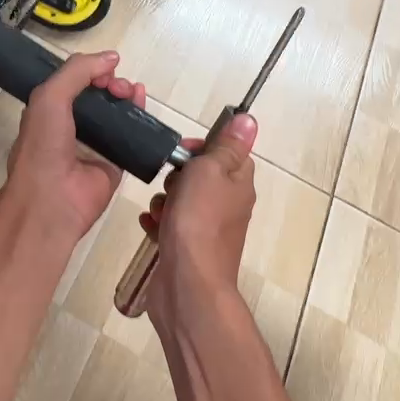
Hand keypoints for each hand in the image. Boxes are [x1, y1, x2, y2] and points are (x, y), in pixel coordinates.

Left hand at [0, 51, 145, 247]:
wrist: (51, 200)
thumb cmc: (44, 145)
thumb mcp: (50, 97)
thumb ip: (77, 72)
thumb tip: (111, 57)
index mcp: (49, 112)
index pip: (73, 84)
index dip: (89, 72)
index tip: (104, 69)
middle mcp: (71, 127)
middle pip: (97, 96)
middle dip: (110, 83)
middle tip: (118, 86)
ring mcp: (95, 145)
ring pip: (115, 113)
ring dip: (126, 96)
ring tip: (133, 91)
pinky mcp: (115, 163)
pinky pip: (130, 136)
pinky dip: (139, 119)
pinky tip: (142, 104)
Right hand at [140, 113, 257, 325]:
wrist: (187, 282)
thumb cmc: (198, 220)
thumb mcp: (211, 170)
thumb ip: (226, 145)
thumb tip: (249, 119)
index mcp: (239, 184)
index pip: (227, 152)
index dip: (203, 147)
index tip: (183, 152)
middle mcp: (228, 205)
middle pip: (201, 175)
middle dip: (178, 174)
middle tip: (171, 183)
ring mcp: (208, 229)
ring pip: (182, 200)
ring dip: (165, 199)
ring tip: (160, 209)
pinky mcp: (187, 248)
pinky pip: (169, 224)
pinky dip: (158, 222)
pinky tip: (150, 224)